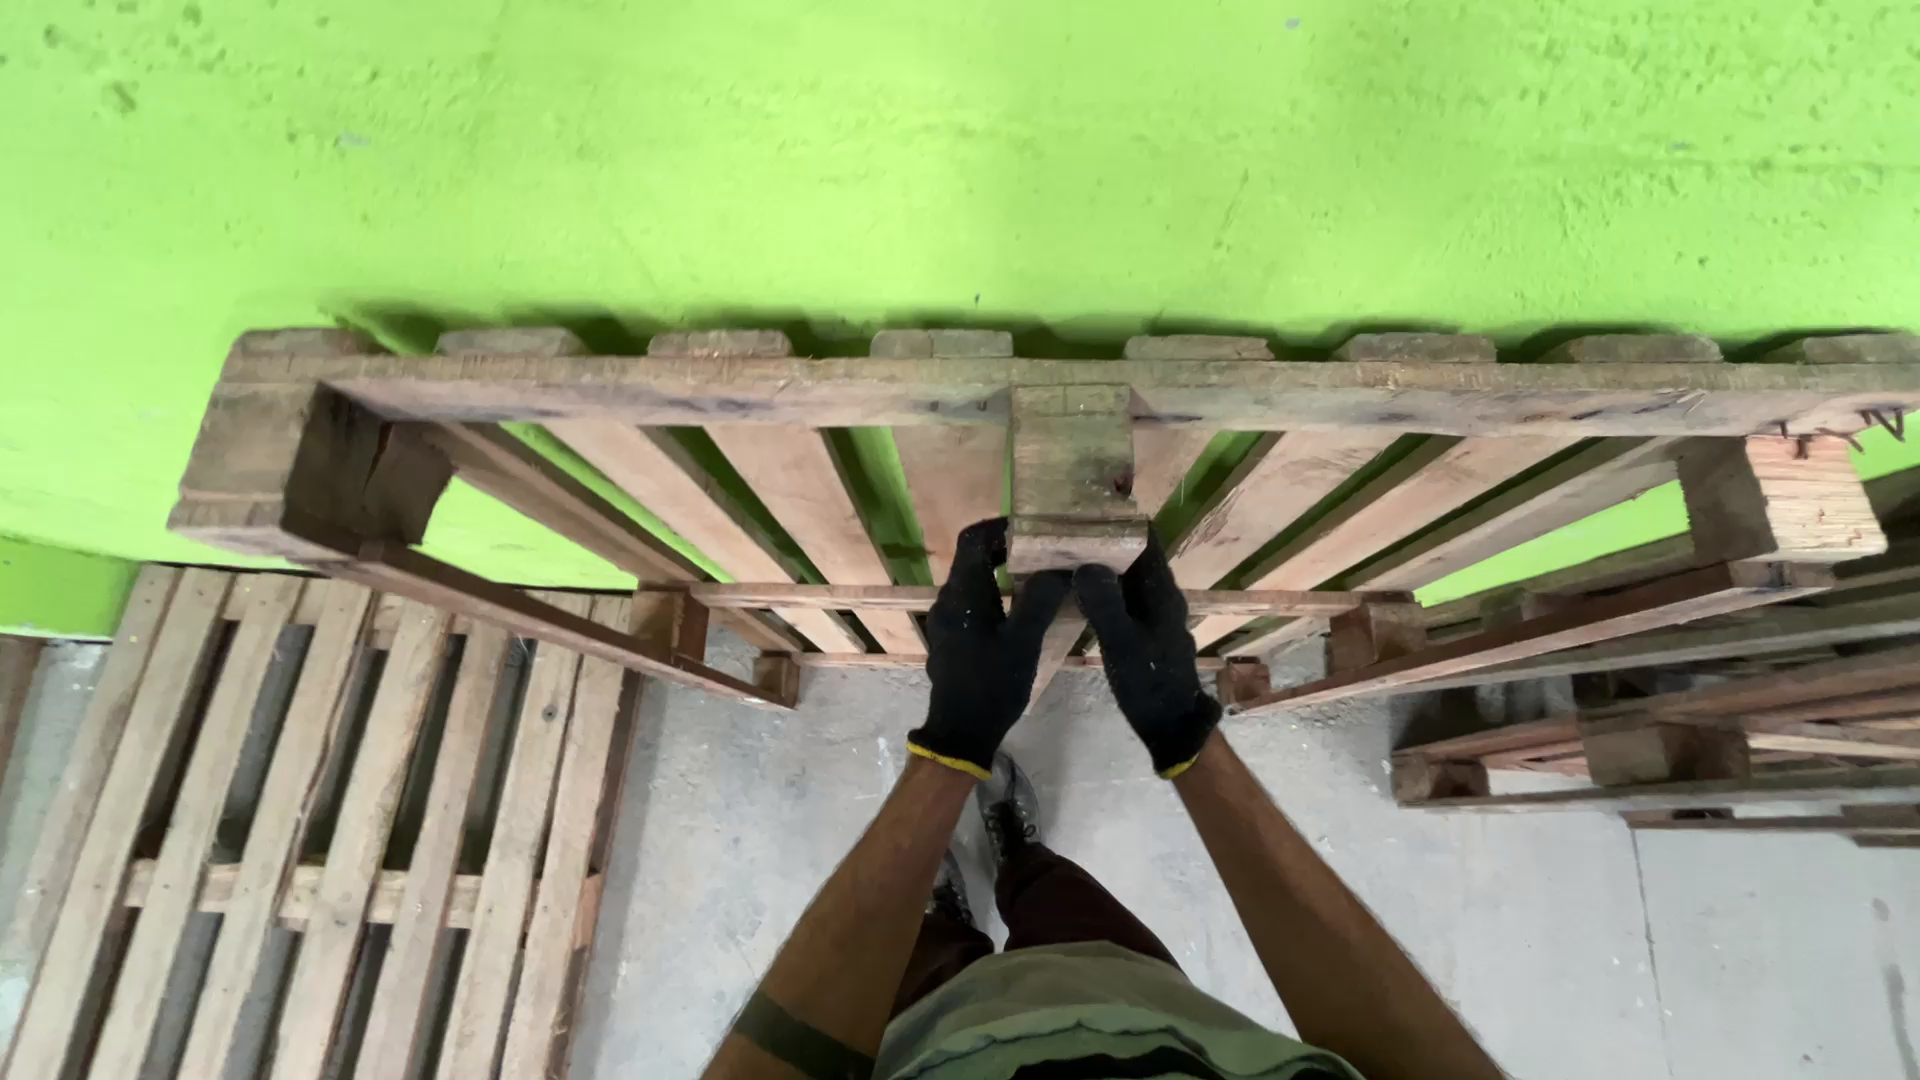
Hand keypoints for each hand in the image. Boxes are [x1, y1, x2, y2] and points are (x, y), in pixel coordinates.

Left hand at [907, 518, 1072, 780]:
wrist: (961, 730)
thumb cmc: (992, 683)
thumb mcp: (1024, 641)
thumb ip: (1040, 600)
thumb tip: (1059, 569)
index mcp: (962, 594)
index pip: (972, 539)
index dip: (999, 527)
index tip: (1030, 528)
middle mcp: (946, 600)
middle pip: (971, 558)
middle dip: (1004, 549)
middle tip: (1039, 551)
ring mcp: (944, 620)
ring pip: (970, 581)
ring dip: (999, 573)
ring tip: (1035, 578)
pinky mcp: (949, 637)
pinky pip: (970, 602)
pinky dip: (992, 594)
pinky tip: (1017, 610)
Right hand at [1074, 533, 1221, 777]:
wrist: (1172, 726)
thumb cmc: (1150, 684)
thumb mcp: (1122, 643)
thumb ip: (1104, 602)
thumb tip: (1085, 563)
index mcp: (1162, 592)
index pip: (1146, 538)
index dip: (1122, 517)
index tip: (1089, 503)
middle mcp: (1161, 596)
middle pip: (1135, 553)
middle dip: (1106, 536)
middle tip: (1066, 524)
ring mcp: (1153, 613)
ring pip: (1128, 575)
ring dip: (1103, 560)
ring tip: (1066, 548)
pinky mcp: (1143, 628)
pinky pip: (1122, 595)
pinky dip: (1102, 585)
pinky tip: (1076, 588)